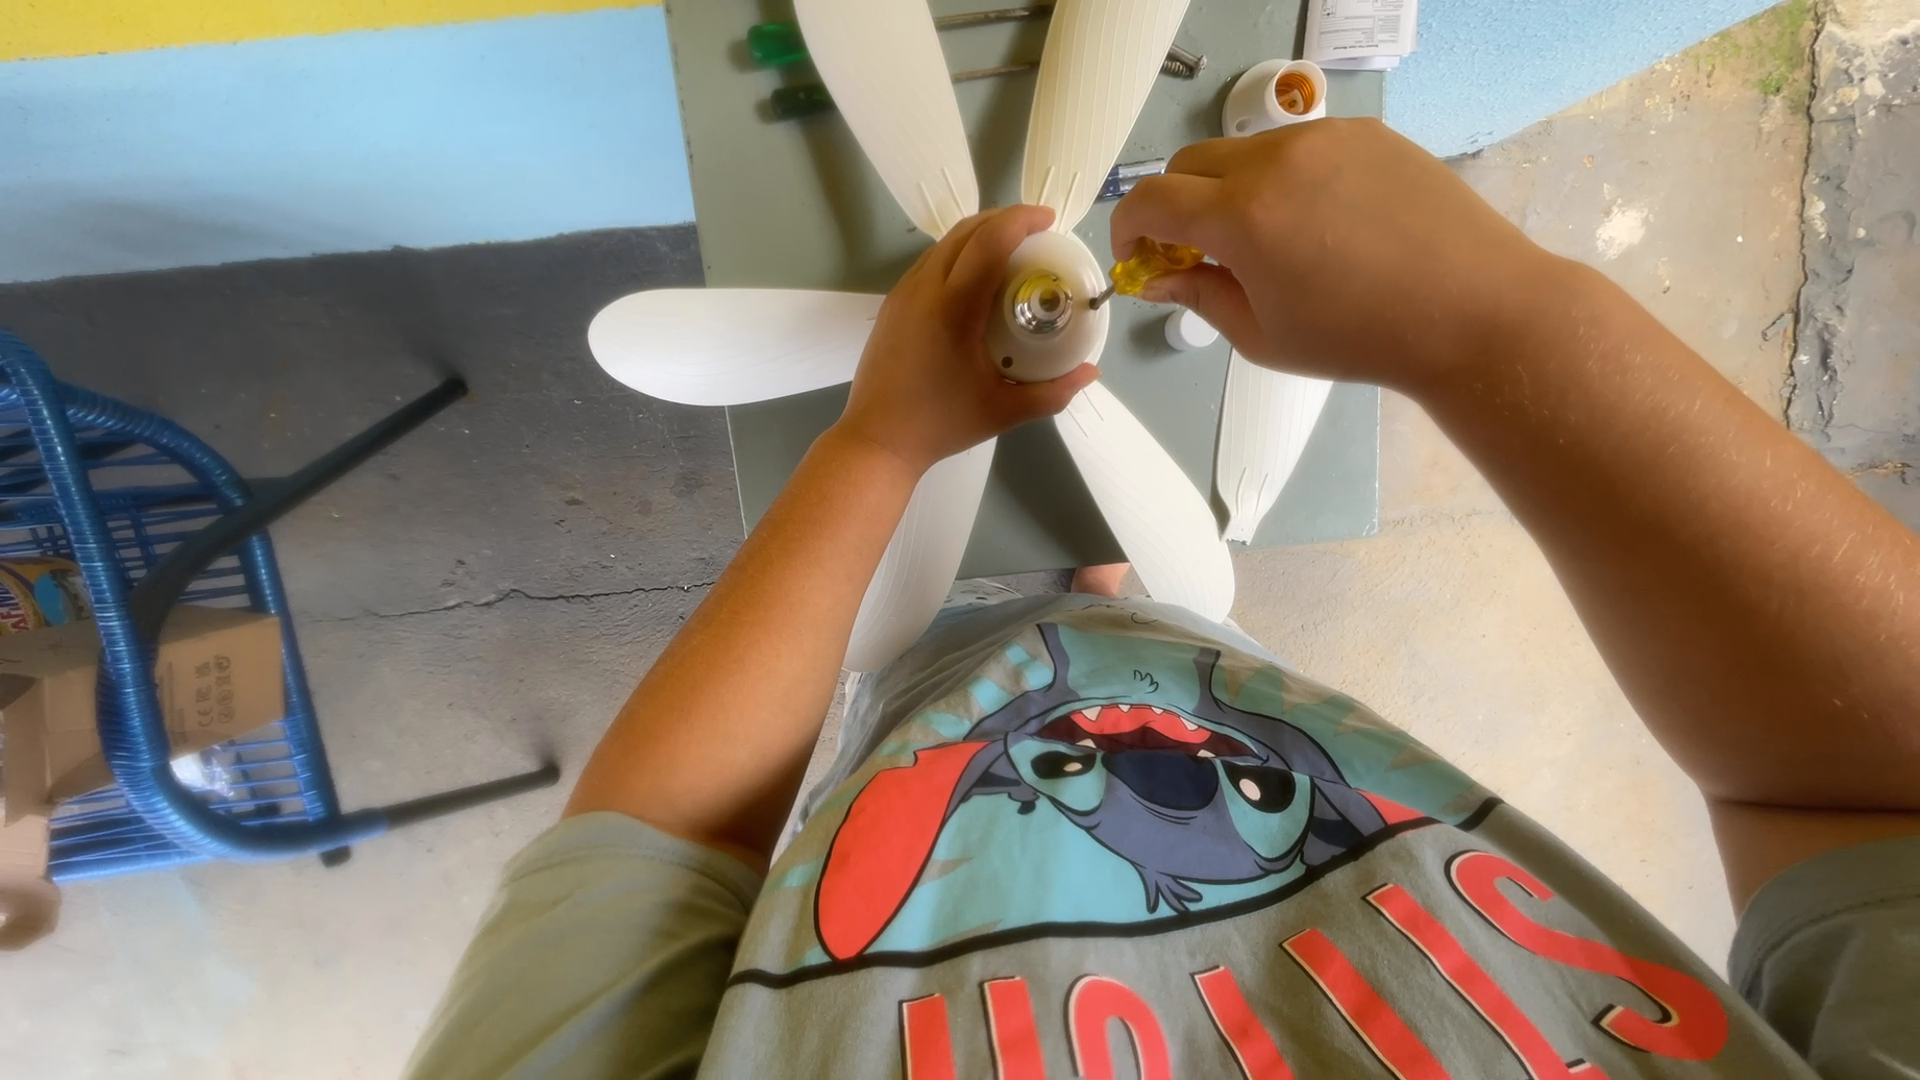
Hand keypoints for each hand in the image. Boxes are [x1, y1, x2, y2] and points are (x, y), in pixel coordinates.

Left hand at [833, 205, 1098, 473]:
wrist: (877, 440)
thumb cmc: (941, 425)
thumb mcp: (1002, 412)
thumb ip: (1051, 392)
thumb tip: (1090, 372)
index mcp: (953, 308)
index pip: (990, 241)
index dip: (1022, 220)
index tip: (1049, 222)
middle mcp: (924, 289)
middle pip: (966, 231)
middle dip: (1003, 221)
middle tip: (1036, 234)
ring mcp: (902, 295)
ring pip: (943, 245)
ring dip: (978, 236)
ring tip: (1008, 252)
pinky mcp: (892, 306)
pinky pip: (928, 264)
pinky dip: (957, 256)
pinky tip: (974, 281)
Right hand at [1109, 119, 1566, 392]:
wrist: (1471, 309)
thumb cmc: (1354, 338)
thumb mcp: (1259, 334)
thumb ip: (1198, 294)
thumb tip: (1155, 278)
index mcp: (1242, 217)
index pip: (1151, 199)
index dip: (1127, 228)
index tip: (1136, 257)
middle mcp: (1276, 160)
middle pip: (1188, 164)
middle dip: (1171, 206)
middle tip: (1189, 252)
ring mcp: (1325, 138)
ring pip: (1241, 151)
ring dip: (1222, 190)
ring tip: (1257, 241)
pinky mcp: (1365, 134)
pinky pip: (1294, 147)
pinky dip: (1274, 179)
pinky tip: (1309, 222)